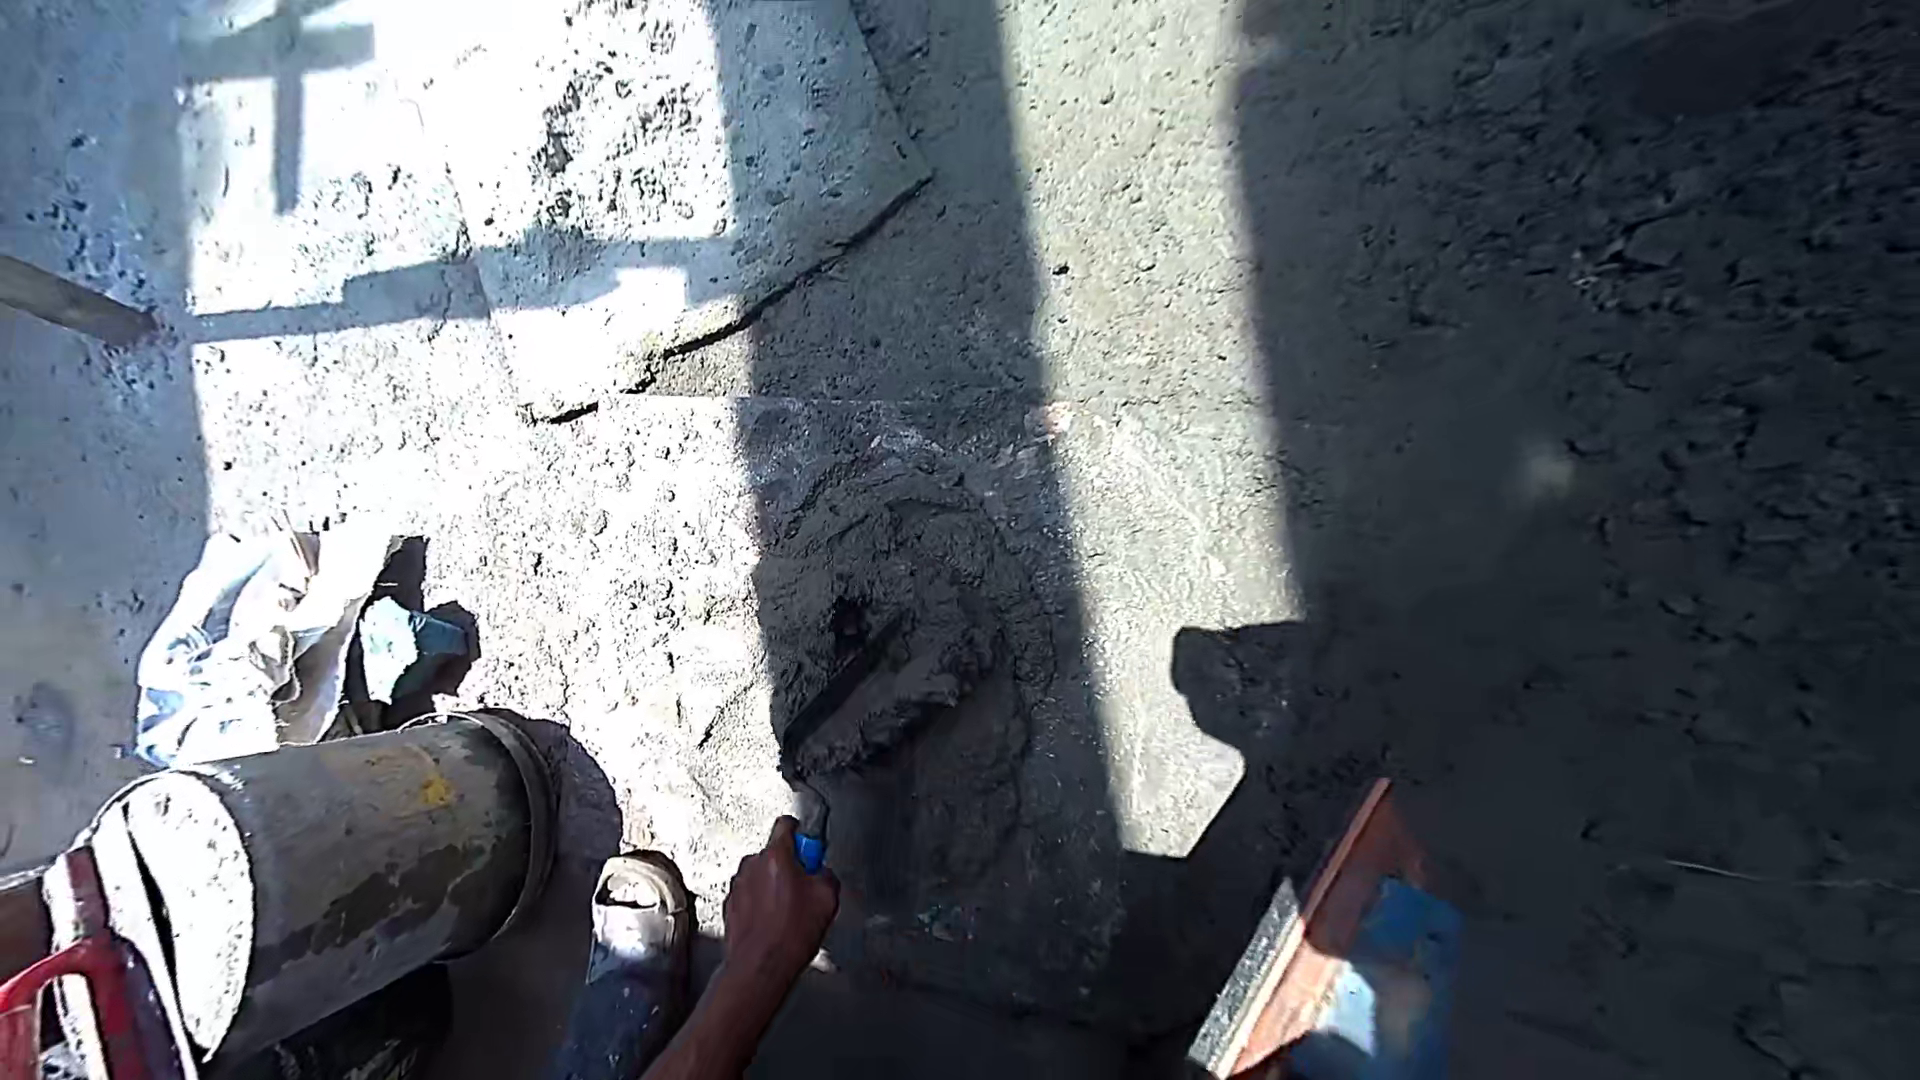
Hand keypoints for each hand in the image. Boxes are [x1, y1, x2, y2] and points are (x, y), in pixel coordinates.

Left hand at [721, 816, 839, 989]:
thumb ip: (827, 874)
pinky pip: (751, 895)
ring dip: (774, 885)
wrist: (759, 971)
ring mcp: (738, 887)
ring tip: (788, 911)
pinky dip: (761, 903)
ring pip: (762, 874)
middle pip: (775, 852)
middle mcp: (752, 865)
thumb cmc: (789, 935)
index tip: (809, 849)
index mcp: (776, 855)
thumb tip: (823, 874)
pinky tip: (774, 923)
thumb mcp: (828, 898)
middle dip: (790, 865)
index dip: (801, 833)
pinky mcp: (730, 907)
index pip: (787, 824)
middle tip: (803, 888)